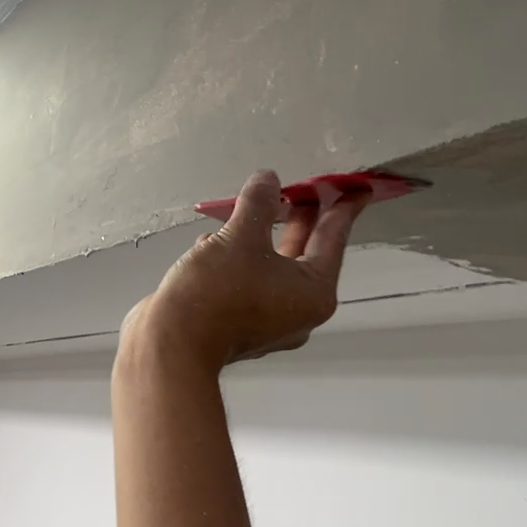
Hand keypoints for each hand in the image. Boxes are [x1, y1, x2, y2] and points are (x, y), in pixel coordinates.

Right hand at [122, 170, 367, 370]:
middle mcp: (296, 310)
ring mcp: (265, 322)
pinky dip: (235, 260)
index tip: (356, 187)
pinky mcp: (235, 325)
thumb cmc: (216, 292)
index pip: (334, 238)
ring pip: (270, 268)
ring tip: (250, 209)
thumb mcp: (240, 237)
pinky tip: (211, 242)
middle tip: (301, 188)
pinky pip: (244, 282)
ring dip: (259, 238)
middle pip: (303, 254)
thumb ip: (258, 203)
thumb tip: (268, 179)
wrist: (170, 346)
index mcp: (313, 292)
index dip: (343, 207)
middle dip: (298, 219)